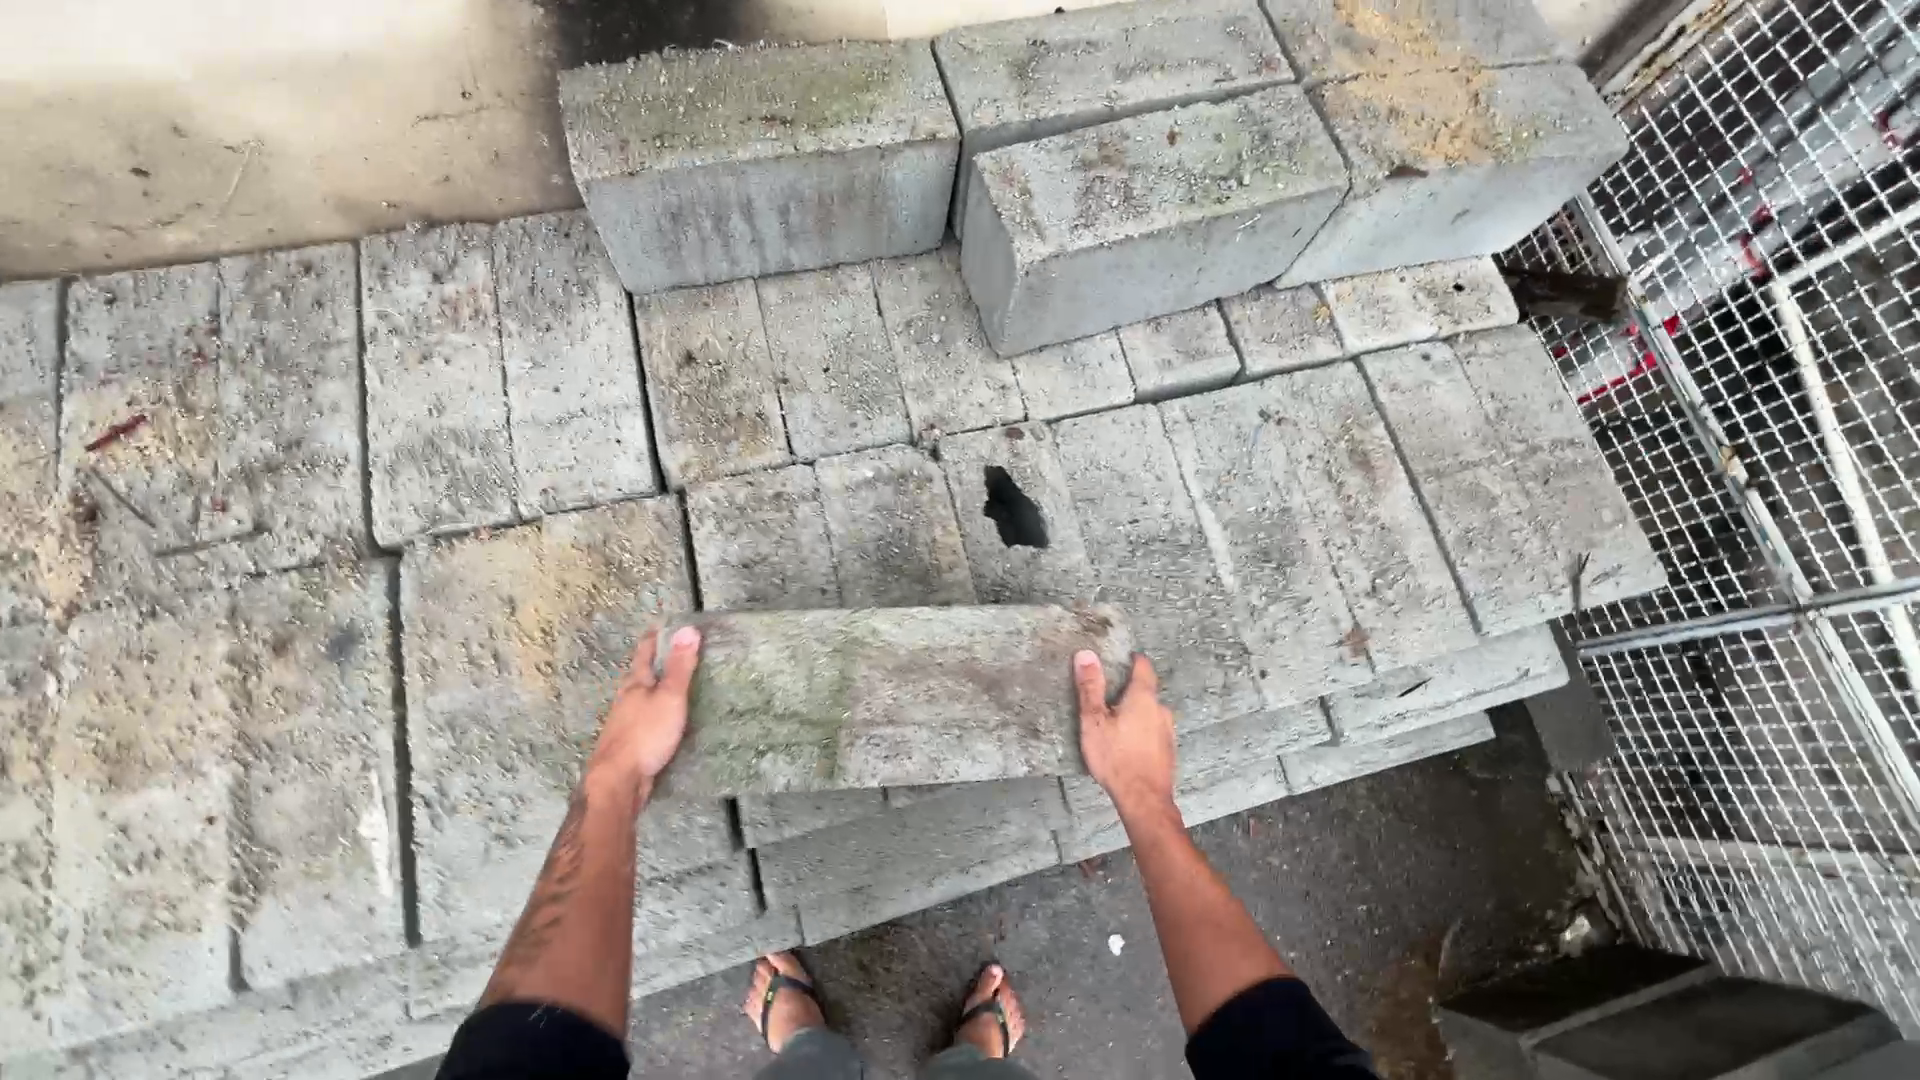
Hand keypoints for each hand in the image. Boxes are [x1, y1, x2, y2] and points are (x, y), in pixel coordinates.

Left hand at [584, 625, 701, 805]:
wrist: (618, 781)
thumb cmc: (645, 734)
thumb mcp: (670, 697)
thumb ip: (680, 666)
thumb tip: (688, 629)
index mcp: (635, 684)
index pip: (644, 653)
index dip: (653, 638)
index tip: (661, 624)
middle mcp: (626, 699)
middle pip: (638, 674)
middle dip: (651, 662)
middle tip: (667, 652)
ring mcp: (624, 722)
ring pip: (639, 698)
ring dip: (652, 688)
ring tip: (668, 684)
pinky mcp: (629, 743)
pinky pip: (643, 719)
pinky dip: (654, 712)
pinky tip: (662, 719)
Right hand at [1074, 650, 1175, 814]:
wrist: (1144, 799)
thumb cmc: (1115, 757)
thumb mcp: (1094, 720)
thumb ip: (1090, 687)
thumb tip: (1086, 654)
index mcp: (1143, 697)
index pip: (1143, 666)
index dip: (1132, 659)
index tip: (1119, 658)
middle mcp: (1160, 709)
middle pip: (1146, 690)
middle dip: (1128, 690)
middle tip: (1107, 695)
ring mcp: (1167, 731)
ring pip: (1150, 712)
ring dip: (1135, 712)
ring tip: (1114, 722)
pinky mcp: (1168, 750)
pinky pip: (1153, 731)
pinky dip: (1141, 730)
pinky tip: (1127, 744)